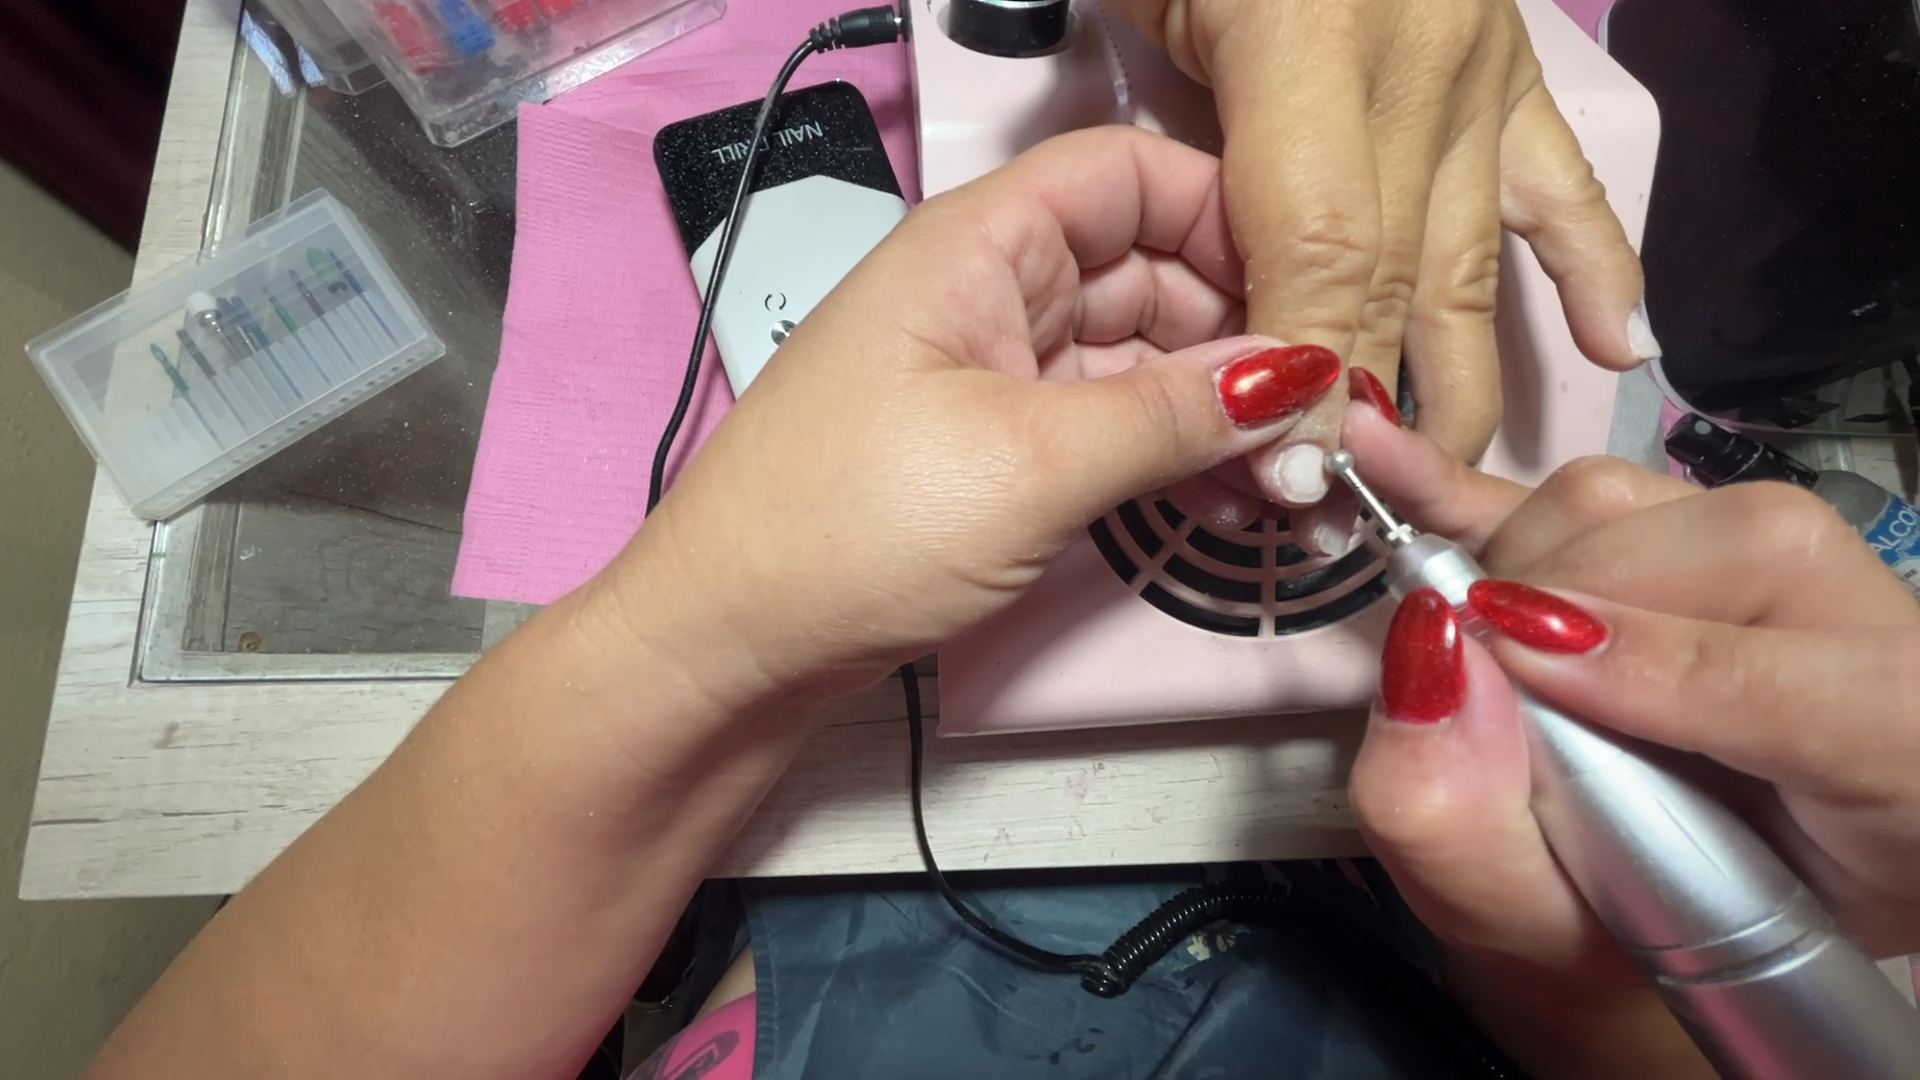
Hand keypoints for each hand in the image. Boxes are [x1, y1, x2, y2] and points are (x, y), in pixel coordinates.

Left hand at [595, 127, 1338, 707]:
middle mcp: (988, 300)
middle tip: (1329, 423)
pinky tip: (1233, 499)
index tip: (1314, 298)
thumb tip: (1292, 378)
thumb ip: (1165, 413)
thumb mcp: (1023, 461)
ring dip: (1215, 417)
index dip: (1227, 220)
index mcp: (975, 248)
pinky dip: (1168, 462)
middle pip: (1147, 281)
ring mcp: (994, 384)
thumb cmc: (846, 529)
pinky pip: (1105, 435)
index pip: (1129, 177)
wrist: (739, 641)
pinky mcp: (997, 459)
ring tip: (1300, 478)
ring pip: (1133, 369)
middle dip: (1242, 344)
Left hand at [1109, 0, 1650, 553]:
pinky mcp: (1505, 65)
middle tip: (1350, 503)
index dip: (1315, 371)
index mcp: (1306, 39)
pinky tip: (1620, 345)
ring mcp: (1476, 64)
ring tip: (1449, 476)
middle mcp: (1415, 58)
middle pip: (1391, 277)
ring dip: (1462, 382)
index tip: (1301, 468)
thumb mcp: (1144, 17)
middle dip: (1373, 406)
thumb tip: (1225, 323)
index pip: (1318, 252)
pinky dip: (1589, 266)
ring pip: (1466, 259)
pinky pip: (1554, 183)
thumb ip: (1178, 171)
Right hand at [1341, 401, 1919, 1074]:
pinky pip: (1558, 484)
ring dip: (1511, 561)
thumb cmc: (1578, 918)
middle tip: (1487, 689)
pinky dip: (1454, 470)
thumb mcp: (1525, 920)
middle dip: (1553, 609)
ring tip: (1485, 643)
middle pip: (1713, 546)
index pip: (1831, 694)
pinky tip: (1377, 442)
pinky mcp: (1662, 531)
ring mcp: (1777, 565)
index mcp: (1902, 778)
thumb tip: (1429, 653)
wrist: (1619, 878)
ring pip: (1620, 497)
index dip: (1663, 667)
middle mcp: (1874, 642)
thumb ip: (1460, 816)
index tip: (1511, 658)